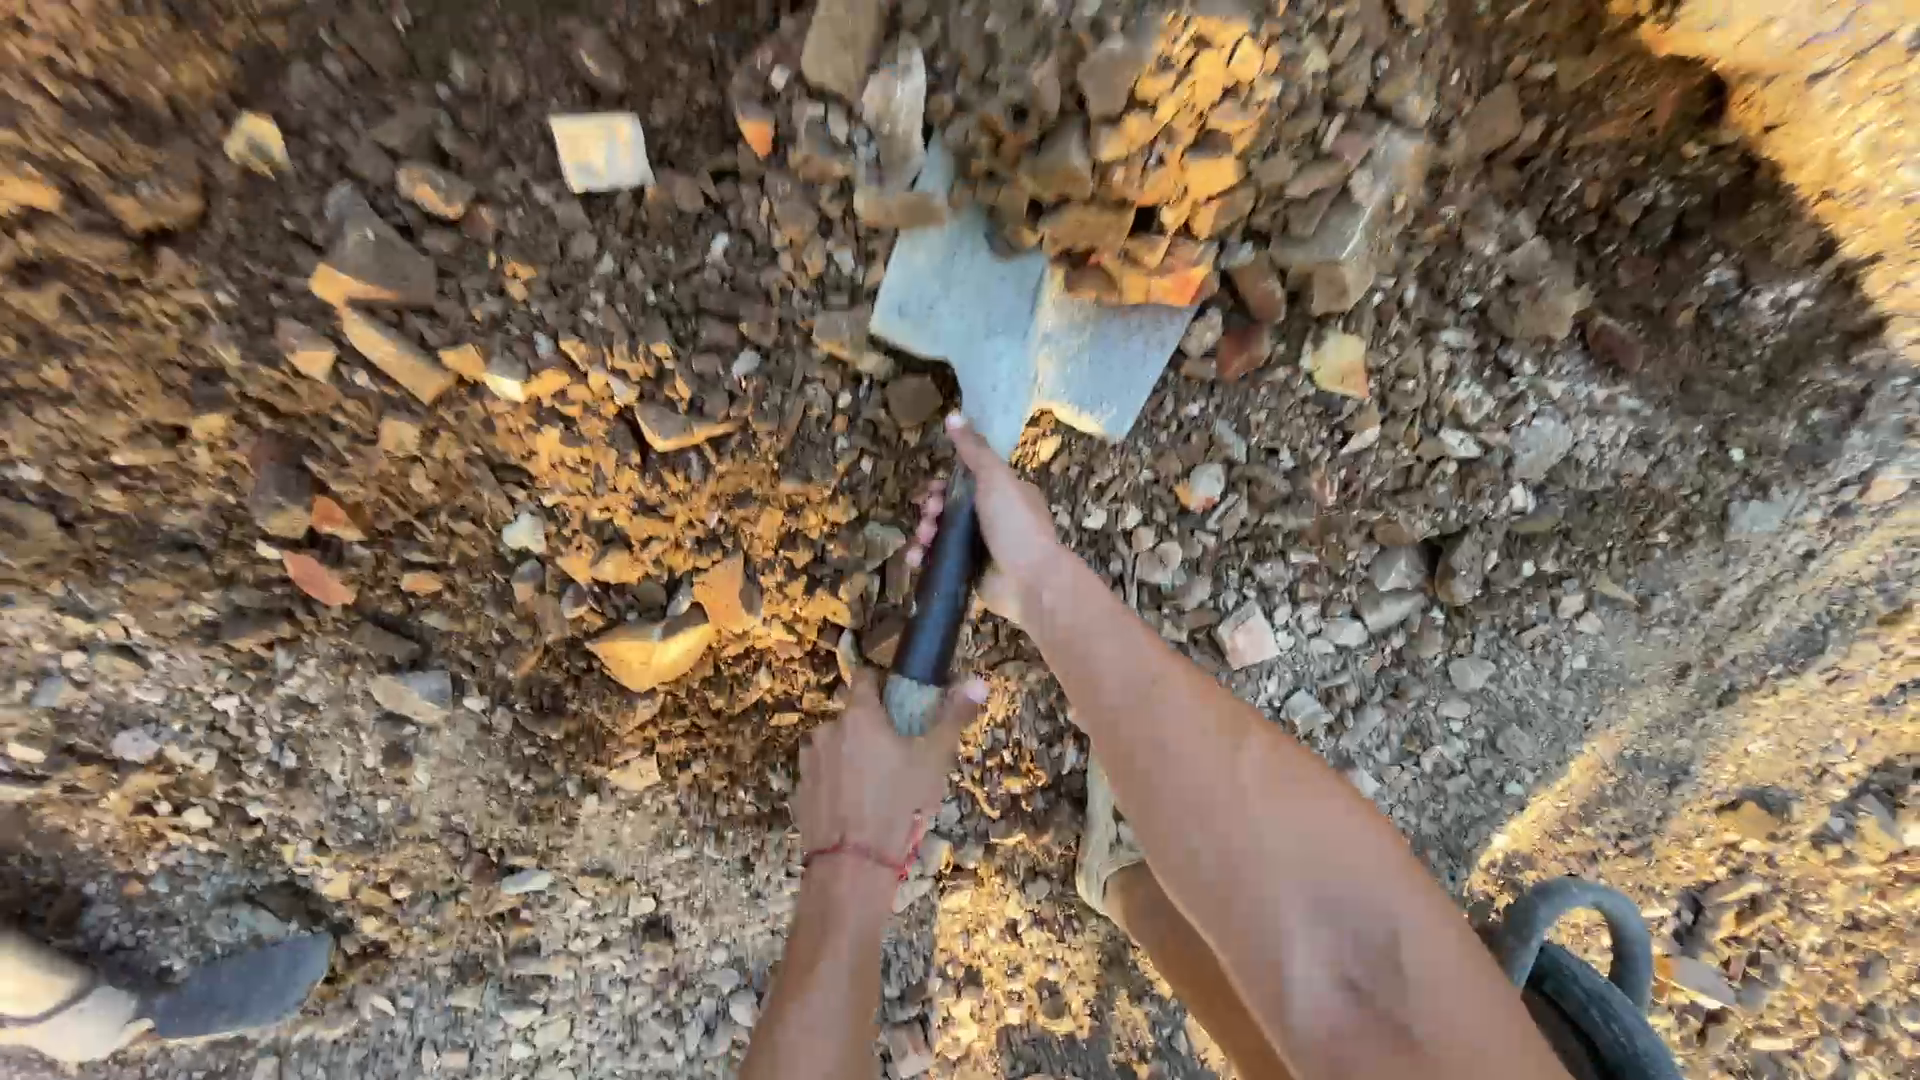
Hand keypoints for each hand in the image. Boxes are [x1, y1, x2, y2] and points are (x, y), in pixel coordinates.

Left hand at [795, 670, 985, 884]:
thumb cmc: (898, 803)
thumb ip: (954, 717)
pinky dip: (837, 782)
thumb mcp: (933, 759)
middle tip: (897, 754)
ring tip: (878, 786)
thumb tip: (979, 682)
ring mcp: (809, 761)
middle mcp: (828, 730)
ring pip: (836, 746)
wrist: (852, 864)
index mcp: (859, 715)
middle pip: (852, 716)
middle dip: (871, 728)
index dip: (882, 684)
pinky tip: (857, 806)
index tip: (899, 701)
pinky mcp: (800, 790)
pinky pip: (823, 775)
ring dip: (852, 755)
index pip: (865, 677)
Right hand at [905, 414, 1068, 627]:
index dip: (944, 484)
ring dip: (925, 533)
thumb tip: (952, 415)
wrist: (1030, 581)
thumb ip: (974, 449)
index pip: (966, 481)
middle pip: (949, 507)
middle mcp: (993, 518)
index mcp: (1005, 493)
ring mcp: (981, 547)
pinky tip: (916, 560)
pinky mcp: (970, 571)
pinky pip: (940, 559)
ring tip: (923, 539)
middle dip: (931, 509)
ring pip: (941, 534)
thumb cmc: (1016, 524)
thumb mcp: (996, 478)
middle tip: (930, 515)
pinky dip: (924, 558)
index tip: (933, 490)